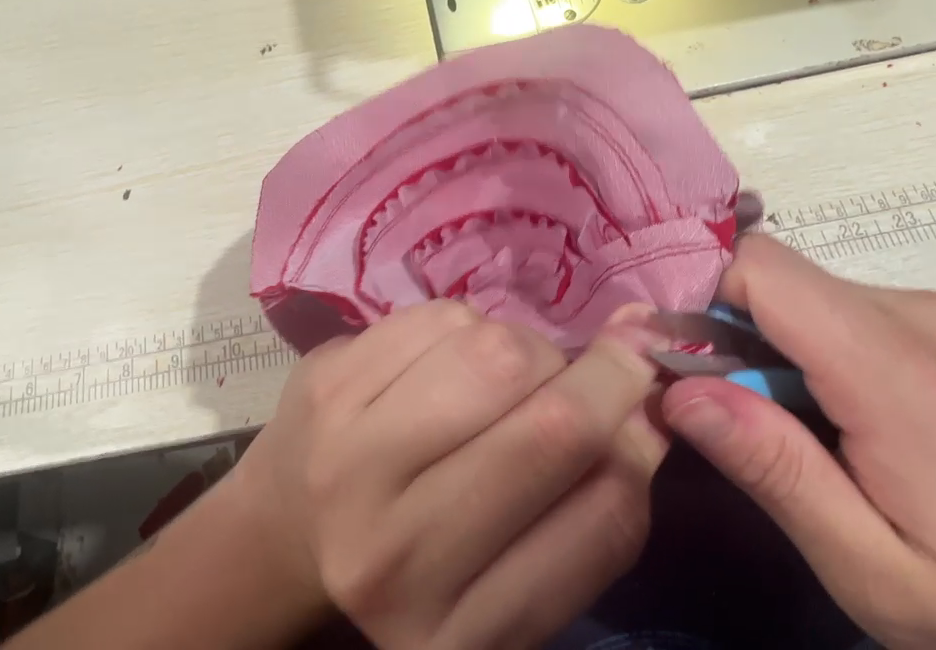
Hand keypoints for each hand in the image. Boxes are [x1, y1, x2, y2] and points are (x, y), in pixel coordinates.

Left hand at [219, 299, 668, 648]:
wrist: (283, 532)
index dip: (642, 450)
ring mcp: (348, 458)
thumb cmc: (412, 562)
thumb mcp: (507, 581)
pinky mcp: (326, 380)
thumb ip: (587, 509)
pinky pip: (440, 316)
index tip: (652, 410)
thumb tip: (651, 399)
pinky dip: (473, 324)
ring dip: (535, 351)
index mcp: (456, 631)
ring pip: (496, 354)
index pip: (599, 525)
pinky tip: (458, 357)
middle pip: (550, 426)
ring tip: (522, 373)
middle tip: (612, 365)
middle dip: (606, 378)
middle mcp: (396, 554)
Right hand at [662, 236, 935, 649]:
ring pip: (802, 290)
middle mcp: (921, 315)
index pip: (761, 269)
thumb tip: (676, 390)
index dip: (697, 294)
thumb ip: (774, 470)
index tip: (669, 357)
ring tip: (778, 425)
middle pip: (775, 276)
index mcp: (900, 372)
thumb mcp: (871, 570)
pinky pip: (839, 307)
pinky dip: (804, 344)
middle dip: (724, 328)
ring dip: (764, 342)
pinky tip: (823, 414)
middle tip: (718, 411)